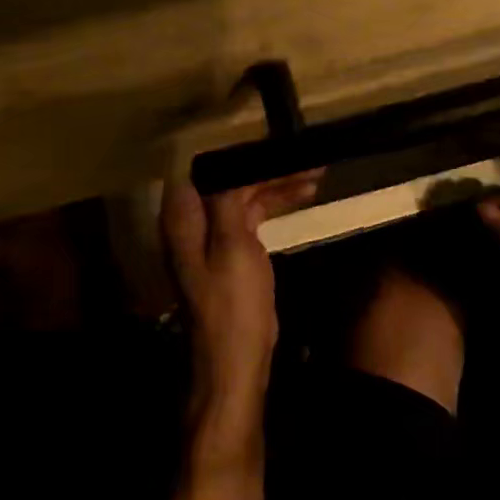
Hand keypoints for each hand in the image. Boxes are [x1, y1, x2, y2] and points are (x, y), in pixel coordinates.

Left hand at [161, 172, 320, 397]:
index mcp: (185, 216)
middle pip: (230, 180)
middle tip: (306, 159)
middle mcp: (194, 221)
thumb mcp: (232, 245)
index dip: (239, 153)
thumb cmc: (234, 302)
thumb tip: (226, 163)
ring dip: (276, 183)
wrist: (236, 357)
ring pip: (245, 195)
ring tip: (314, 173)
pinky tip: (303, 196)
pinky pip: (253, 214)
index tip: (274, 143)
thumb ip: (227, 200)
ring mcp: (213, 236)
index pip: (208, 167)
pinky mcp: (232, 250)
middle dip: (267, 167)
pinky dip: (275, 203)